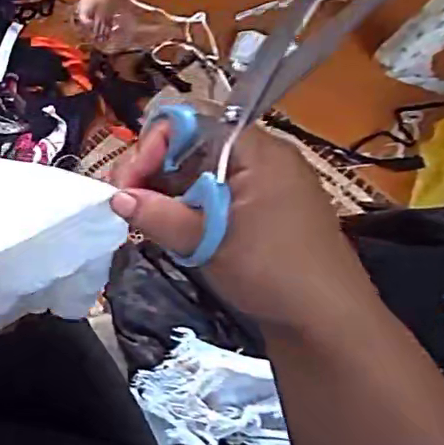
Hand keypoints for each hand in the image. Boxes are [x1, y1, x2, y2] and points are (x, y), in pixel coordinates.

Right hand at [108, 121, 367, 333]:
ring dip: (166, 191)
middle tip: (125, 203)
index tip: (128, 184)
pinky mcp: (261, 209)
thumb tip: (116, 198)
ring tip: (141, 218)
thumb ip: (158, 216)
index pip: (190, 123)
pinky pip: (215, 193)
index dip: (152, 146)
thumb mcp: (206, 242)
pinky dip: (187, 207)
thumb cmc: (272, 273)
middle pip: (192, 145)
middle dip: (152, 170)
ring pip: (199, 172)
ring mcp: (263, 184)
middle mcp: (261, 157)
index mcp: (255, 150)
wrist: (327, 321)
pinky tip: (169, 227)